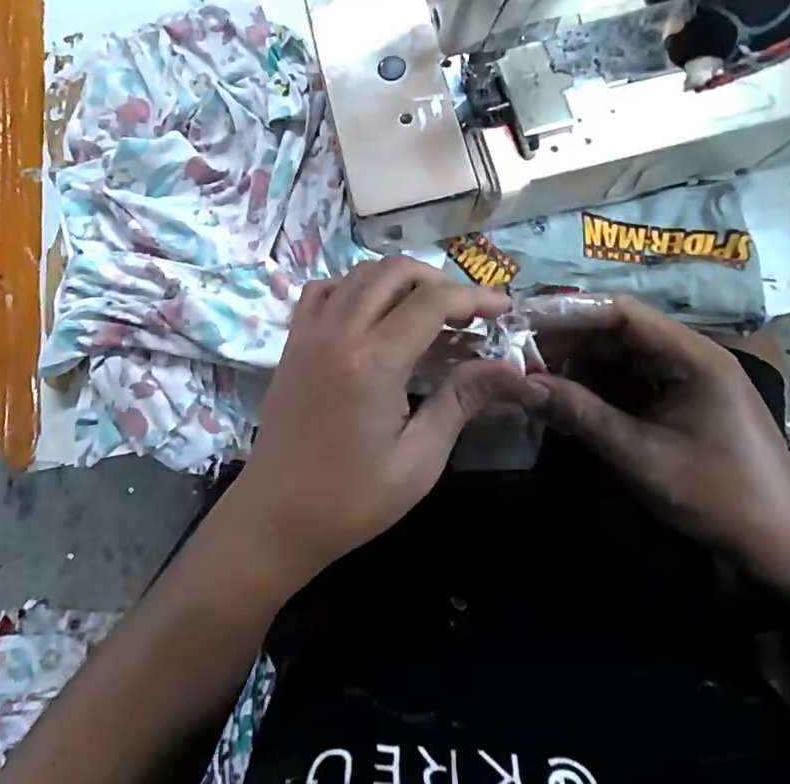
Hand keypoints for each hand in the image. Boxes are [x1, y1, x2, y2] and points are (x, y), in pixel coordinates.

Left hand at [218, 258, 544, 585]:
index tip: (504, 309)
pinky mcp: (293, 341)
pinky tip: (374, 313)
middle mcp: (338, 332)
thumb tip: (515, 373)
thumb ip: (463, 401)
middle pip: (395, 271)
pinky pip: (326, 289)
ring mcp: (309, 332)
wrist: (275, 518)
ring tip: (428, 310)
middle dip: (440, 281)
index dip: (475, 297)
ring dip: (401, 280)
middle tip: (467, 313)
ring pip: (360, 273)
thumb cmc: (352, 499)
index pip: (432, 302)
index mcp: (372, 361)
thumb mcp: (419, 458)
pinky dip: (357, 286)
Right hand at [530, 295, 789, 586]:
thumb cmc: (717, 496)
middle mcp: (688, 356)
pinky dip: (597, 391)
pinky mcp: (679, 403)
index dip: (568, 311)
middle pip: (616, 333)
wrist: (781, 547)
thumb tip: (524, 384)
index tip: (522, 320)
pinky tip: (564, 401)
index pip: (620, 313)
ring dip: (578, 368)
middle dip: (567, 342)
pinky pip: (629, 384)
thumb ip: (581, 415)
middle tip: (517, 355)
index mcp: (692, 355)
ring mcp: (685, 379)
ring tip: (532, 379)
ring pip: (619, 358)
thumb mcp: (641, 456)